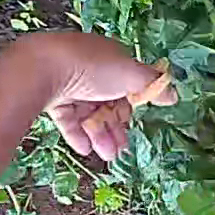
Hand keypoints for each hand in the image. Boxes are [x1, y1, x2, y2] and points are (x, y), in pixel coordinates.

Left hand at [14, 32, 175, 161]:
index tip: (135, 124)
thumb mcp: (130, 74)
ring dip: (100, 135)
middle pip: (108, 102)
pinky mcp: (50, 96)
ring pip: (89, 113)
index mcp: (111, 58)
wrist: (41, 69)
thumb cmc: (92, 67)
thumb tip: (174, 95)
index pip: (127, 85)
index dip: (132, 106)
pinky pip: (67, 118)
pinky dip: (77, 134)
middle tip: (121, 148)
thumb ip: (152, 85)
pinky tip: (84, 150)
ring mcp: (69, 82)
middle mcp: (90, 69)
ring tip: (106, 156)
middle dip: (116, 126)